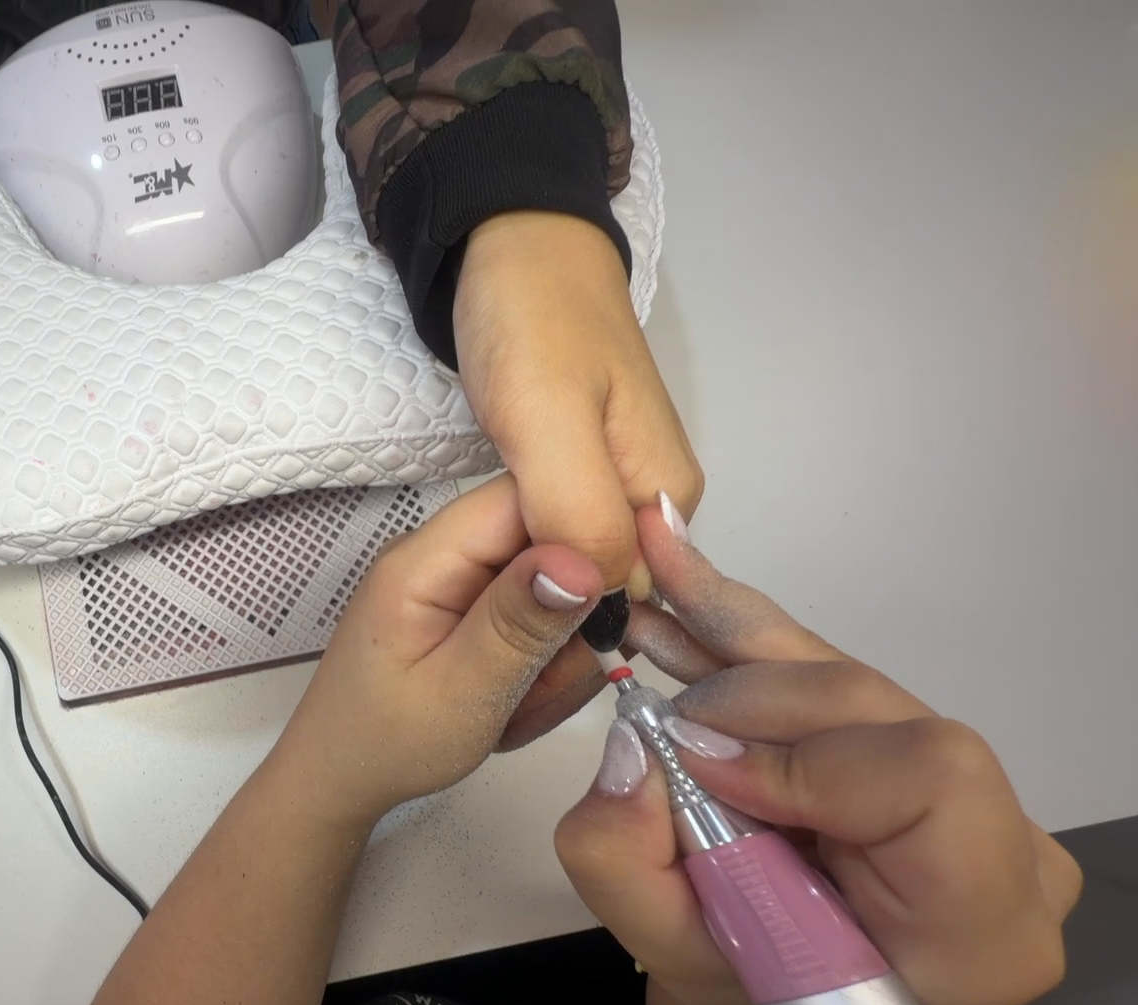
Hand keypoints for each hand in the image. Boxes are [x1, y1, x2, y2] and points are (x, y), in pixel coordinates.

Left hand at [270, 473, 604, 824]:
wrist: (342, 769)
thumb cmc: (385, 741)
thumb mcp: (460, 693)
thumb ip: (518, 625)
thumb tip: (584, 557)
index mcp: (422, 559)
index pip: (524, 493)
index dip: (589, 533)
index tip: (617, 604)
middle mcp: (439, 552)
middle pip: (550, 538)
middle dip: (571, 616)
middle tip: (541, 682)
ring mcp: (456, 577)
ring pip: (556, 584)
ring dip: (558, 651)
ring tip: (516, 703)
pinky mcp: (470, 604)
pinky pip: (537, 613)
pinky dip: (543, 660)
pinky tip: (514, 698)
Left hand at [454, 211, 702, 598]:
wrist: (512, 250)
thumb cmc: (530, 326)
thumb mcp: (546, 421)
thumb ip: (576, 509)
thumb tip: (594, 597)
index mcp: (662, 496)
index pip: (623, 597)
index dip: (560, 615)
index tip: (501, 621)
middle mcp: (648, 496)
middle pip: (597, 583)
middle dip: (541, 601)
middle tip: (477, 606)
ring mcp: (611, 479)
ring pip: (571, 558)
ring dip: (526, 575)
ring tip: (476, 584)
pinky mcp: (575, 465)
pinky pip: (554, 527)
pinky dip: (522, 543)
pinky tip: (490, 549)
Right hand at [554, 497, 1081, 1004]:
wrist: (766, 973)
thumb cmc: (725, 970)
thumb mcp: (653, 934)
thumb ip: (621, 852)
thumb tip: (632, 741)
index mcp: (972, 915)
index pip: (928, 779)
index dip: (800, 755)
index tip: (692, 764)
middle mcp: (992, 833)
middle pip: (869, 701)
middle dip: (737, 696)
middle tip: (648, 708)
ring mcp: (948, 775)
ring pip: (830, 665)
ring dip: (718, 632)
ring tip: (636, 598)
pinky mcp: (890, 732)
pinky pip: (809, 659)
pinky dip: (727, 621)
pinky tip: (671, 575)